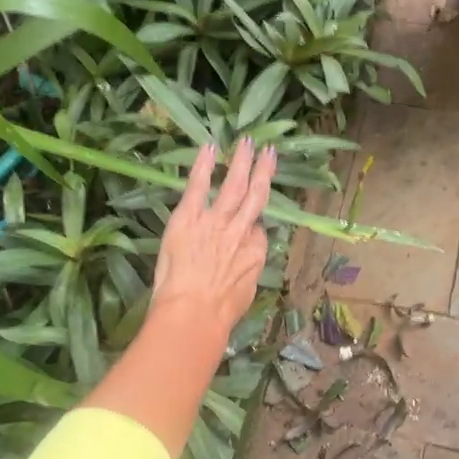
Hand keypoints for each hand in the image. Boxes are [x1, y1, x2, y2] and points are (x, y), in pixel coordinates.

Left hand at [150, 138, 276, 338]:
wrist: (194, 313)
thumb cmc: (217, 316)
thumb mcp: (243, 297)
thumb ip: (244, 276)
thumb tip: (241, 268)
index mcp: (255, 255)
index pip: (258, 233)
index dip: (254, 227)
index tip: (249, 223)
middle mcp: (239, 232)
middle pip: (256, 197)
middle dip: (263, 172)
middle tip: (269, 151)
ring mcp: (215, 221)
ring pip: (234, 185)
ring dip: (241, 162)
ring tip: (248, 142)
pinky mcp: (189, 217)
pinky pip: (199, 186)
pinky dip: (204, 165)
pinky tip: (209, 147)